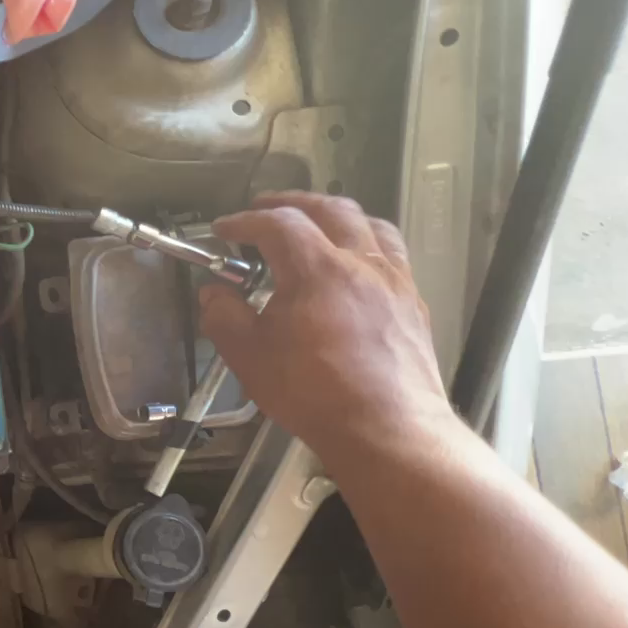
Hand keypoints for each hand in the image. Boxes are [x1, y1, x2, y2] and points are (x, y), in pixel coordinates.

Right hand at [199, 192, 461, 467]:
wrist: (383, 424)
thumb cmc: (308, 389)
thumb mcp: (245, 353)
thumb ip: (223, 315)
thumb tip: (214, 294)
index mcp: (317, 269)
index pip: (278, 224)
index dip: (244, 221)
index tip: (223, 229)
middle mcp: (362, 264)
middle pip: (332, 209)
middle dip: (293, 203)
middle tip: (265, 207)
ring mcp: (395, 281)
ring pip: (371, 225)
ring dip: (336, 216)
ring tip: (314, 225)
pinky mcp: (413, 303)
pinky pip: (390, 254)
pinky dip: (363, 243)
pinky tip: (348, 265)